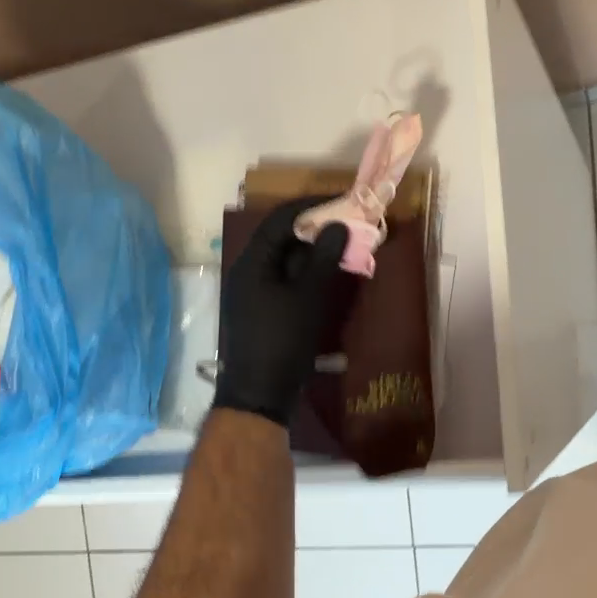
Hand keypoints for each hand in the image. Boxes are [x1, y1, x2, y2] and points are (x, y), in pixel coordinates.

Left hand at [213, 196, 349, 425]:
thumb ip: (324, 259)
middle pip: (282, 239)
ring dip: (314, 254)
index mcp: (252, 262)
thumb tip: (338, 225)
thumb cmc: (283, 343)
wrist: (259, 395)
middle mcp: (248, 272)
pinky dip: (307, 276)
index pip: (281, 219)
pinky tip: (329, 282)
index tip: (342, 203)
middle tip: (349, 228)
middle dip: (316, 230)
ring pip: (285, 262)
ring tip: (346, 252)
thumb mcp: (308, 298)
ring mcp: (252, 294)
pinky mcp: (261, 313)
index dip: (311, 206)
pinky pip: (285, 283)